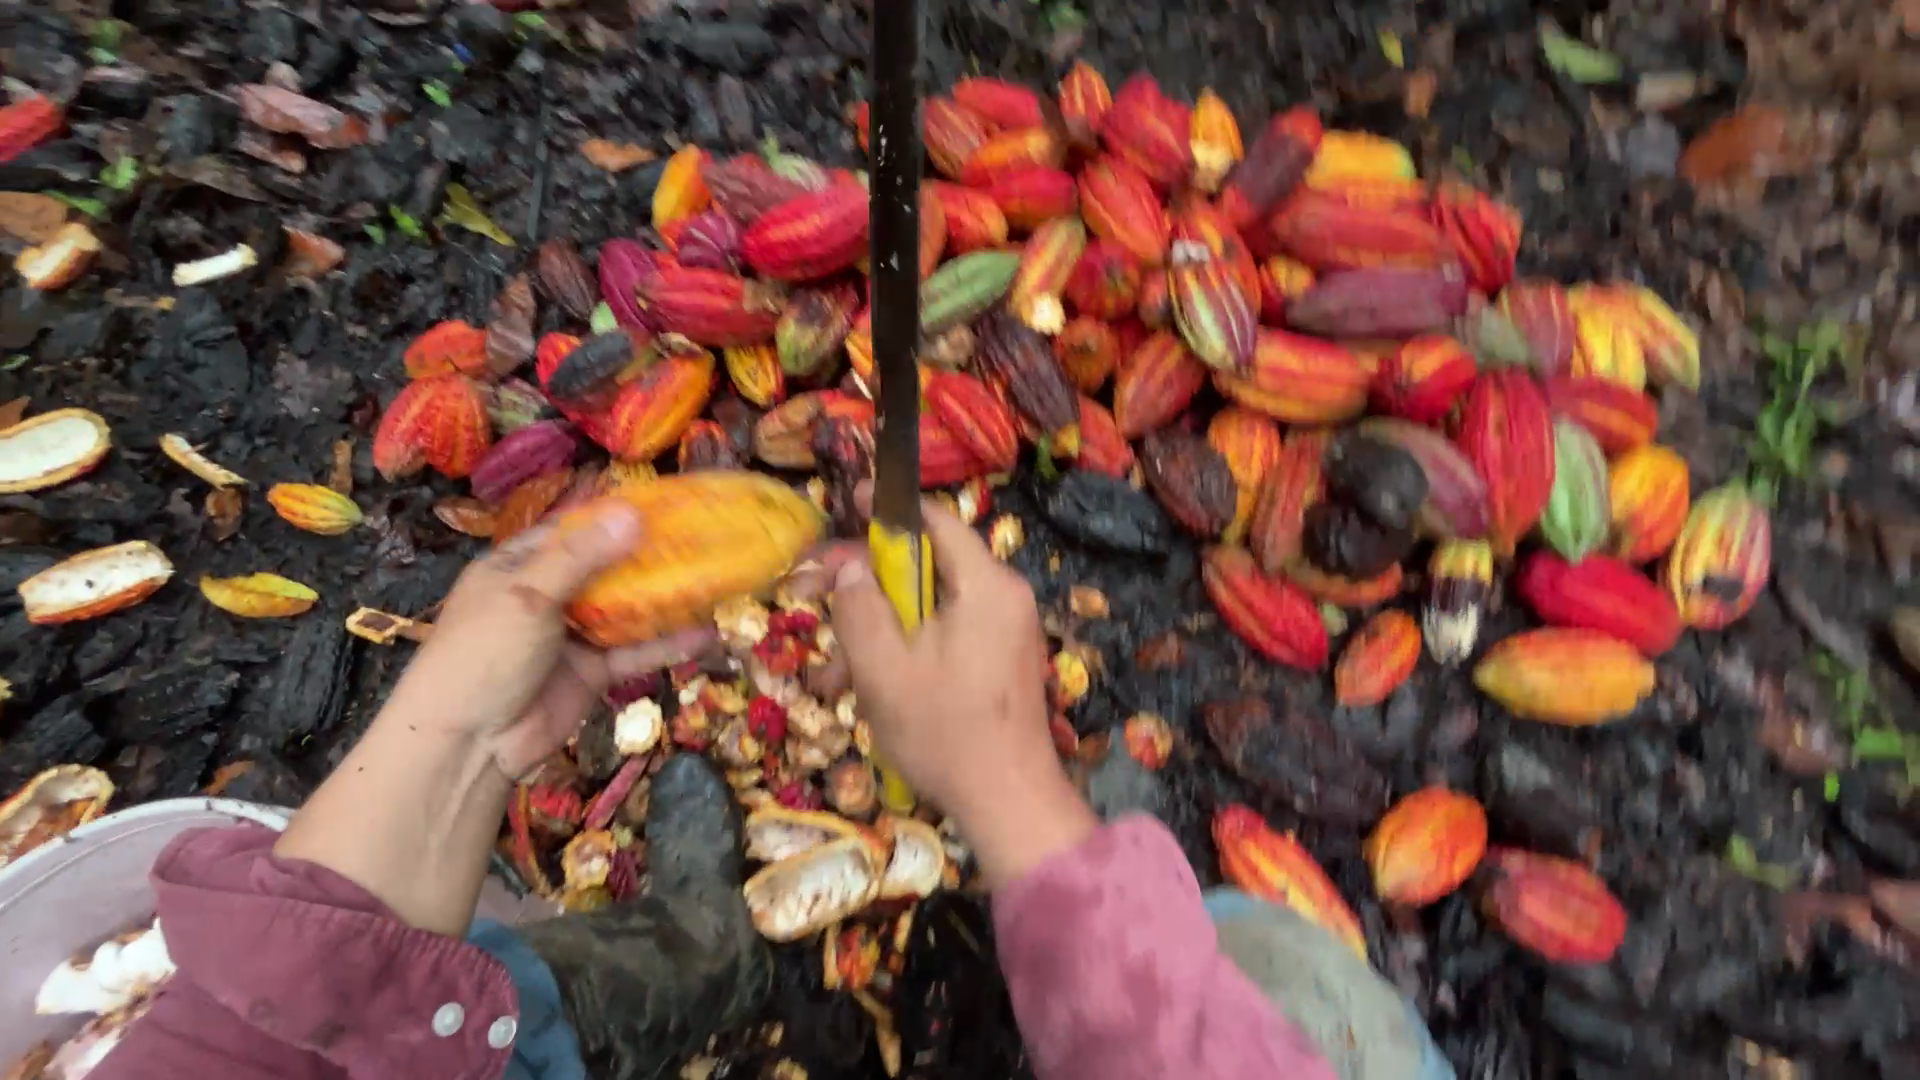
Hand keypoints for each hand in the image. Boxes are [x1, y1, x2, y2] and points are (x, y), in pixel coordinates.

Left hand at [381, 497, 714, 780]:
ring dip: (667, 599)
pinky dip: (669, 644)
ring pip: (629, 610)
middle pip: (609, 568)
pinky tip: (706, 635)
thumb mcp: (527, 595)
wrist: (468, 745)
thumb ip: (581, 557)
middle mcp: (550, 595)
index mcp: (520, 566)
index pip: (574, 531)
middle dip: (652, 557)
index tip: (665, 506)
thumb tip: (633, 514)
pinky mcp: (595, 670)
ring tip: (714, 582)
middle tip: (703, 540)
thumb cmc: (483, 655)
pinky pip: (637, 651)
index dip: (616, 517)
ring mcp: (575, 634)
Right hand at [828, 500, 1095, 883]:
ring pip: (931, 607)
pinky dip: (909, 648)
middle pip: (929, 566)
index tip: (852, 503)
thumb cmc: (945, 732)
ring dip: (882, 628)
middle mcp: (1004, 597)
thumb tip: (850, 564)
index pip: (937, 521)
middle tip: (819, 597)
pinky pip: (947, 635)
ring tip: (835, 674)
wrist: (1009, 801)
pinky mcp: (1001, 659)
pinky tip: (871, 686)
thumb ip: (860, 608)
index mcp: (986, 585)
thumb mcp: (884, 669)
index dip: (890, 509)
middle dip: (870, 585)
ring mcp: (1007, 630)